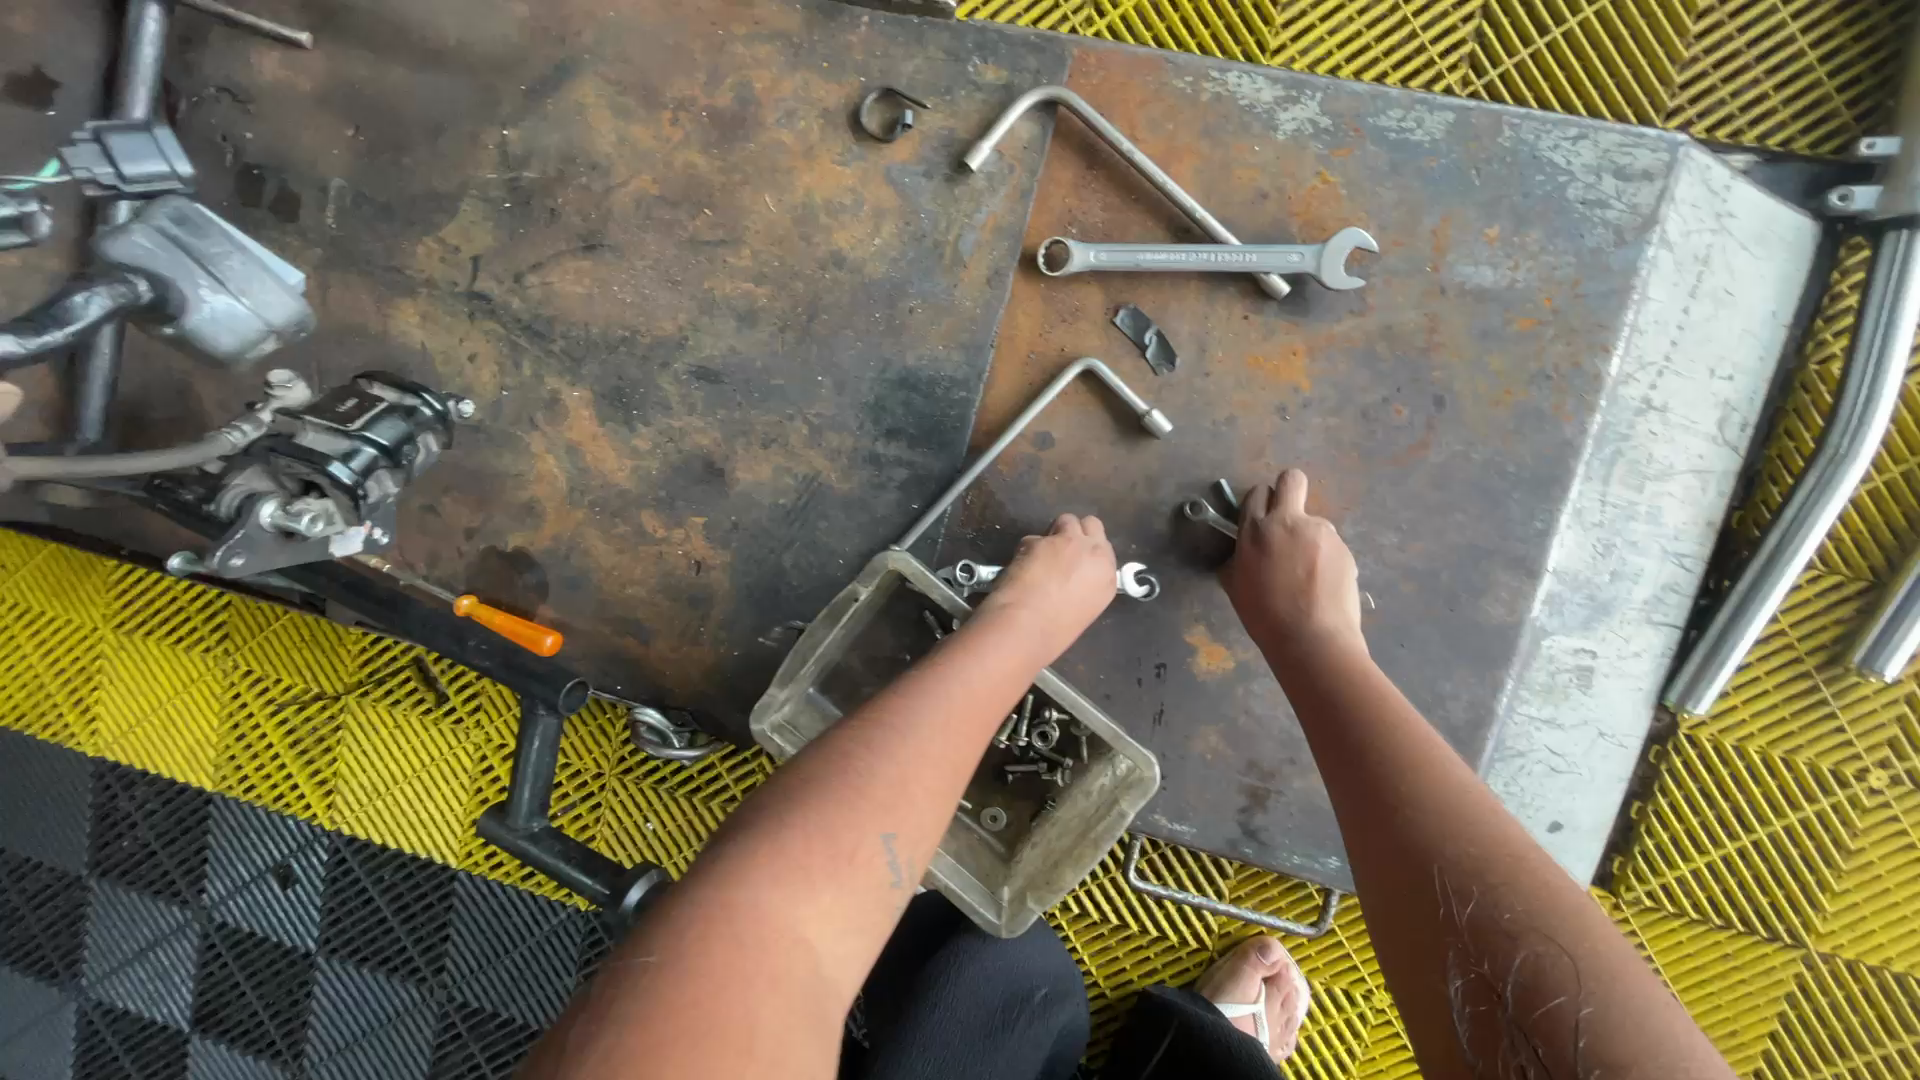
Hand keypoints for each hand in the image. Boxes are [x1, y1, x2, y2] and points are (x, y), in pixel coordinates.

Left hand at [976, 513, 1116, 657]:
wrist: (1027, 627)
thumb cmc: (1056, 631)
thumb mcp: (1084, 607)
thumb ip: (1084, 583)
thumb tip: (1069, 577)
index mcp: (1107, 576)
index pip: (1103, 548)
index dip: (1086, 550)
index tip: (1074, 560)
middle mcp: (1093, 553)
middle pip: (1091, 524)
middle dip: (1076, 531)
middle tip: (1060, 548)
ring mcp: (1067, 542)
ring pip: (1066, 520)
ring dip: (1054, 533)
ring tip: (1040, 554)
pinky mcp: (1039, 539)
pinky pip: (1033, 538)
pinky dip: (1027, 549)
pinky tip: (1020, 567)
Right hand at [1220, 469, 1364, 663]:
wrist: (1311, 637)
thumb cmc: (1264, 616)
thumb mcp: (1236, 585)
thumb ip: (1239, 558)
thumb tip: (1244, 552)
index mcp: (1255, 530)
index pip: (1257, 493)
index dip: (1260, 503)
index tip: (1262, 520)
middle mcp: (1288, 522)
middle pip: (1291, 479)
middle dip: (1289, 488)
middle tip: (1289, 514)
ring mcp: (1320, 532)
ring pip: (1314, 521)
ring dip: (1309, 537)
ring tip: (1308, 573)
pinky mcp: (1344, 548)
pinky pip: (1330, 545)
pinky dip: (1326, 558)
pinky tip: (1323, 584)